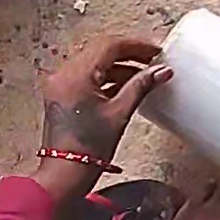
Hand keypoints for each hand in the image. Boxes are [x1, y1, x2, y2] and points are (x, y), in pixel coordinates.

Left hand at [32, 36, 170, 206]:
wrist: (65, 173)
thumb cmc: (87, 150)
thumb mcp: (119, 113)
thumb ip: (141, 86)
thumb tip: (161, 71)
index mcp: (75, 76)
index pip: (108, 46)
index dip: (135, 46)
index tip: (154, 52)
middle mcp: (62, 76)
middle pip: (99, 52)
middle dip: (127, 55)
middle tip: (150, 61)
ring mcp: (59, 85)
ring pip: (92, 64)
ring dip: (116, 67)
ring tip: (141, 76)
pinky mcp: (60, 96)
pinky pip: (84, 77)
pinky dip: (103, 79)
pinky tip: (123, 86)